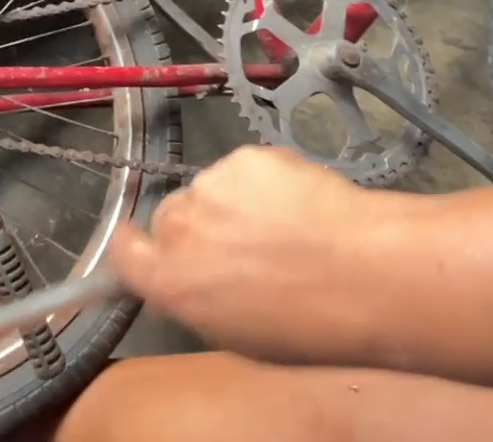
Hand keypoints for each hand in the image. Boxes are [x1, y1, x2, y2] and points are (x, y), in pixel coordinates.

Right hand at [106, 145, 422, 366]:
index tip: (150, 247)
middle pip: (170, 217)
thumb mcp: (240, 336)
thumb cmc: (312, 327)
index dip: (135, 246)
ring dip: (233, 204)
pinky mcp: (245, 157)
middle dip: (197, 228)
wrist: (368, 273)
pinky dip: (265, 183)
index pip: (123, 250)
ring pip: (211, 191)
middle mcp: (178, 226)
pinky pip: (244, 170)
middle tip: (242, 246)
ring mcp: (210, 185)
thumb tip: (190, 282)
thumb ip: (196, 300)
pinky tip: (301, 203)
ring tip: (284, 227)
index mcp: (171, 281)